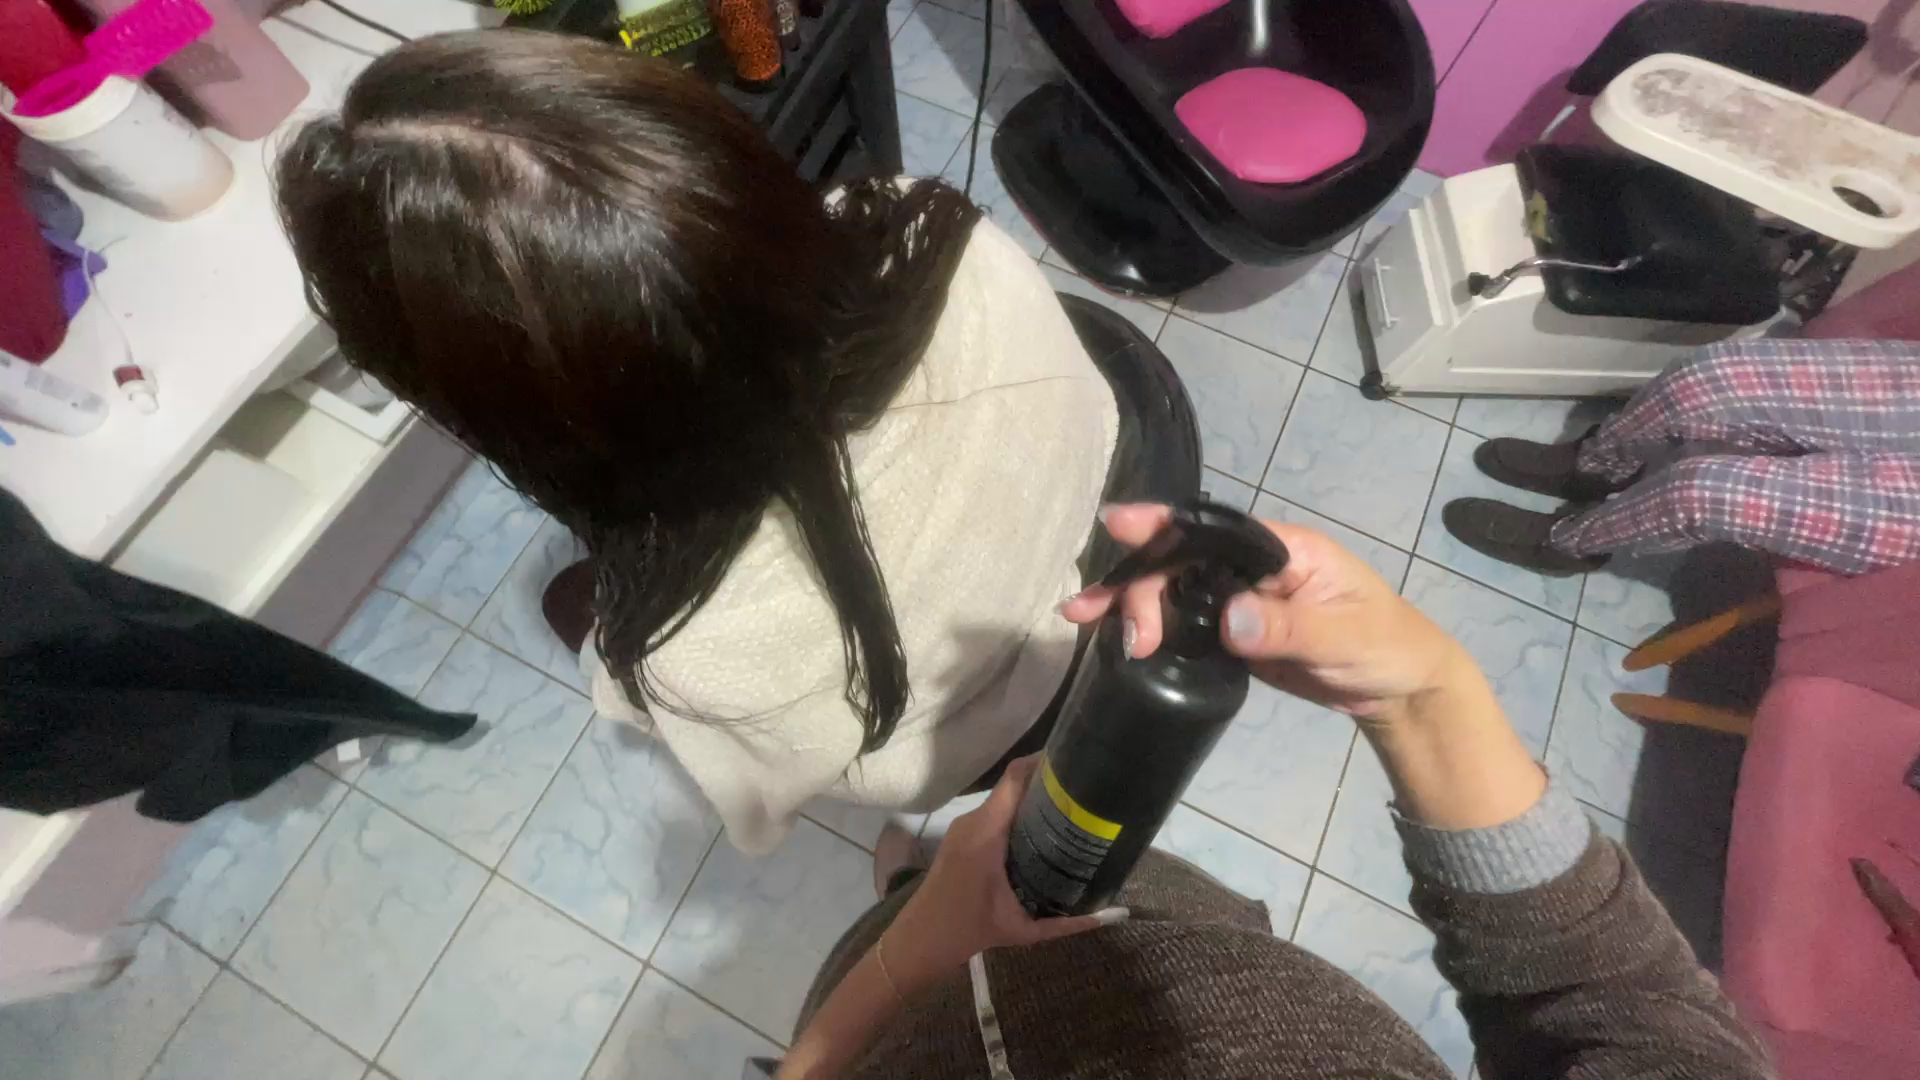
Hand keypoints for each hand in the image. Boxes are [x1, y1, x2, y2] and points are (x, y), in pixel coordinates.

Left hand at [878, 757, 1114, 991]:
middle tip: (1081, 791)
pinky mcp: (961, 835)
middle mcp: (974, 821)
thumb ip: (1065, 922)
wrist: (921, 940)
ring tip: (1066, 807)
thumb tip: (1109, 916)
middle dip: (1045, 784)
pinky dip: (1015, 815)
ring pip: (1002, 801)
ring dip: (1030, 800)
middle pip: (1013, 787)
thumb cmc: (970, 930)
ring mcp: (964, 826)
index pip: (1014, 779)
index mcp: (987, 833)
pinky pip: (992, 814)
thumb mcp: (1023, 930)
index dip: (1041, 762)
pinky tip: (1037, 830)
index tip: (1072, 760)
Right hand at [1061, 504, 1476, 723]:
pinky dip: (1144, 628)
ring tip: (1081, 618)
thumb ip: (1292, 627)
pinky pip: (1177, 622)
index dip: (1161, 523)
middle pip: (1178, 561)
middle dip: (1137, 584)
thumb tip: (1230, 620)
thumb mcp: (1348, 637)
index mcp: (1279, 549)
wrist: (1395, 692)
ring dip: (1126, 603)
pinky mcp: (1224, 632)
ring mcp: (1232, 598)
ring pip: (1169, 589)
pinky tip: (1114, 639)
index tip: (1116, 523)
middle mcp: (1247, 566)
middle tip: (1112, 625)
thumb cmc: (1387, 647)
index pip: (1212, 529)